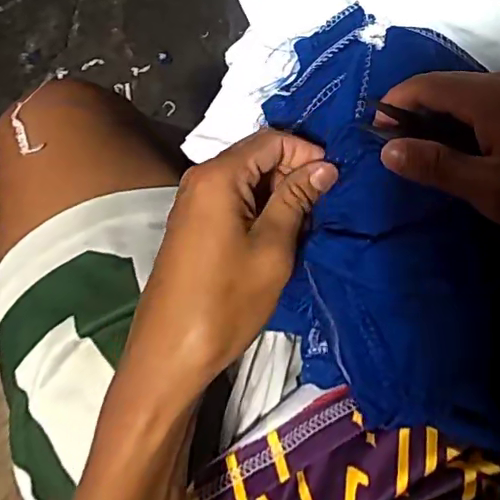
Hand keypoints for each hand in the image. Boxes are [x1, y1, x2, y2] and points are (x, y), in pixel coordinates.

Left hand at [125, 129, 336, 389]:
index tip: (332, 178)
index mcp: (218, 176)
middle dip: (294, 170)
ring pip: (249, 176)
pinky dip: (261, 204)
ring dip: (280, 190)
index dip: (307, 152)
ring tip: (307, 218)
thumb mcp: (273, 248)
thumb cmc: (224, 303)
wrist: (167, 360)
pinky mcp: (195, 221)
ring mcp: (195, 199)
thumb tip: (326, 166)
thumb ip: (298, 198)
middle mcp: (202, 177)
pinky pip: (236, 195)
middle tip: (323, 201)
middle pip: (259, 154)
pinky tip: (281, 229)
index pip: (273, 139)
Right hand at [377, 72, 499, 255]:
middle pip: (444, 87)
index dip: (393, 105)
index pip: (424, 85)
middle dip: (414, 114)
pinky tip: (466, 154)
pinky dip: (465, 124)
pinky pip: (487, 106)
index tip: (371, 135)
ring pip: (466, 97)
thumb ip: (437, 165)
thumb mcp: (490, 190)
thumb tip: (388, 147)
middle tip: (395, 153)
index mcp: (487, 96)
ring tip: (425, 158)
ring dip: (440, 121)